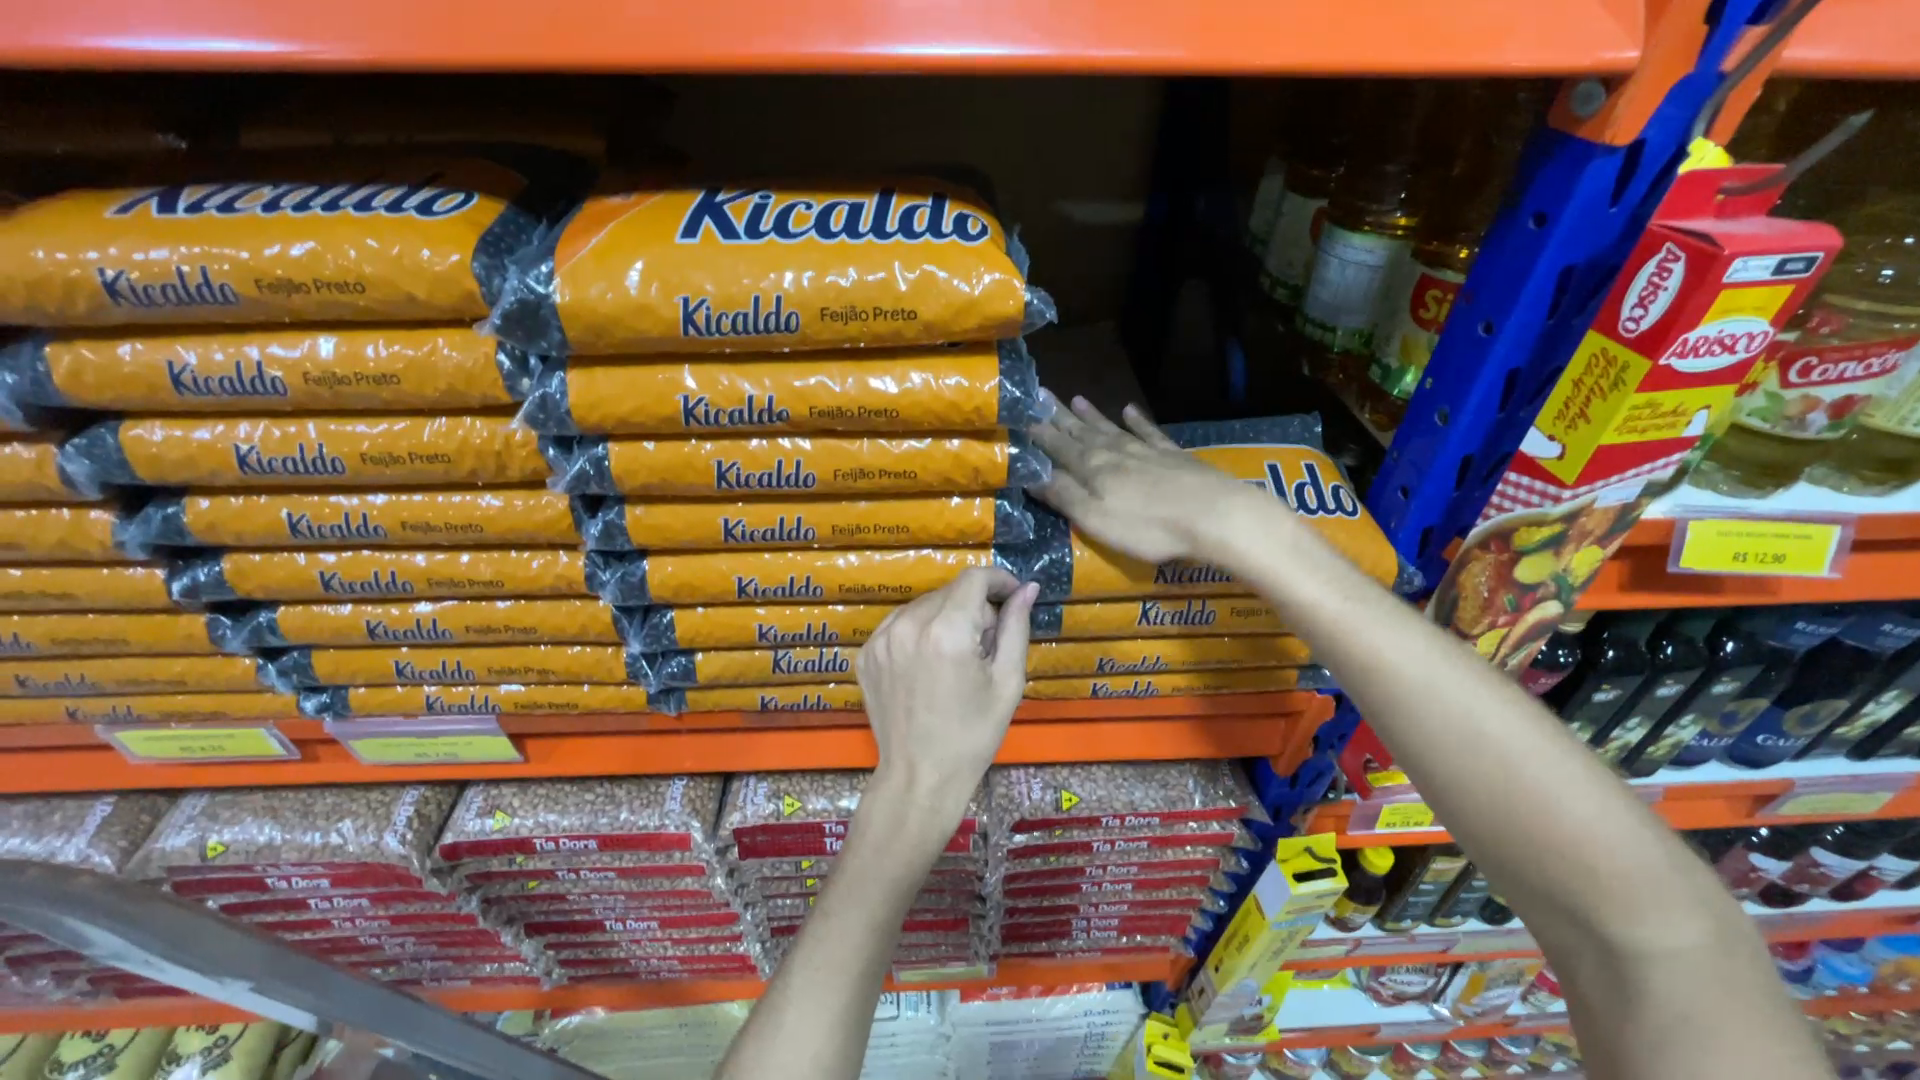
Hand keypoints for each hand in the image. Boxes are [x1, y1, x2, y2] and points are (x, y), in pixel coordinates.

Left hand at [855, 567, 1039, 807]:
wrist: (920, 778)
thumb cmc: (973, 735)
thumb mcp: (1007, 682)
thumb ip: (1016, 627)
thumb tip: (1027, 589)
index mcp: (948, 632)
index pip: (974, 579)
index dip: (999, 580)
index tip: (1013, 596)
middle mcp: (909, 626)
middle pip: (950, 592)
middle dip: (975, 608)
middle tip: (988, 646)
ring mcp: (881, 639)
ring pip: (923, 606)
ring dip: (946, 618)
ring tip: (956, 660)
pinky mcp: (866, 654)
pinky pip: (899, 625)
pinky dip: (919, 633)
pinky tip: (929, 667)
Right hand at [1027, 393, 1268, 563]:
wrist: (1213, 515)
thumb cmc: (1146, 526)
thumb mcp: (1093, 518)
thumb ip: (1062, 494)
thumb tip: (1029, 473)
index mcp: (1091, 468)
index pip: (1057, 447)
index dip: (1039, 433)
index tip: (1021, 416)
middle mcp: (1114, 451)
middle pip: (1081, 432)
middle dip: (1059, 416)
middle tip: (1041, 396)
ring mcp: (1146, 451)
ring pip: (1111, 428)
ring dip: (1091, 415)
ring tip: (1074, 399)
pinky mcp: (1173, 456)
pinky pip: (1149, 432)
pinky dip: (1137, 421)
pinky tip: (1130, 410)